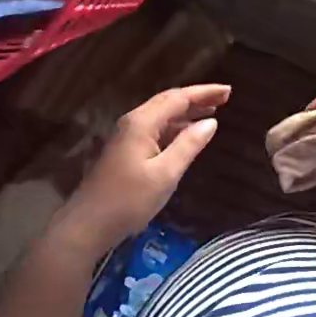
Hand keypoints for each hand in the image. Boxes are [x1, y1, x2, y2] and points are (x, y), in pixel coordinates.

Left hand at [52, 84, 229, 255]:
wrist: (86, 225)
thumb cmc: (128, 201)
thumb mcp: (165, 175)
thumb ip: (188, 145)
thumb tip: (211, 121)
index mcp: (142, 122)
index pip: (178, 98)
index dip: (204, 92)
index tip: (229, 91)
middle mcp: (133, 122)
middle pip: (169, 101)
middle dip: (197, 98)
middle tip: (225, 98)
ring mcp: (127, 136)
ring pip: (162, 115)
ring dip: (187, 112)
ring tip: (213, 112)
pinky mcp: (126, 150)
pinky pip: (156, 129)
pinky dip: (176, 127)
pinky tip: (188, 134)